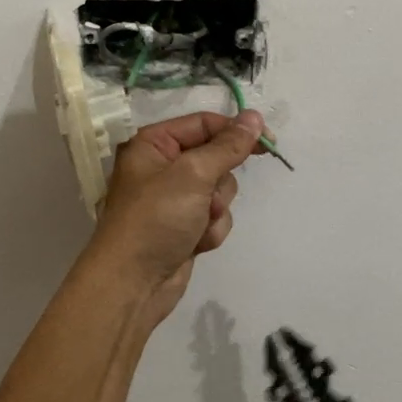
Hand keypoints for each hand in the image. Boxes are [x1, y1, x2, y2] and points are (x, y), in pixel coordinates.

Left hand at [81, 110, 265, 326]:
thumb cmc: (156, 219)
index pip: (203, 124)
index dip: (236, 131)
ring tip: (196, 226)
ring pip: (219, 191)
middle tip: (208, 198)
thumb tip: (254, 118)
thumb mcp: (193, 175)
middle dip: (219, 183)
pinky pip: (214, 217)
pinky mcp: (184, 226)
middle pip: (215, 158)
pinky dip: (211, 230)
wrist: (133, 283)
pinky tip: (195, 244)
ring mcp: (173, 199)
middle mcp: (162, 167)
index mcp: (153, 144)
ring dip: (216, 210)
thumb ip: (228, 146)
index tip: (268, 141)